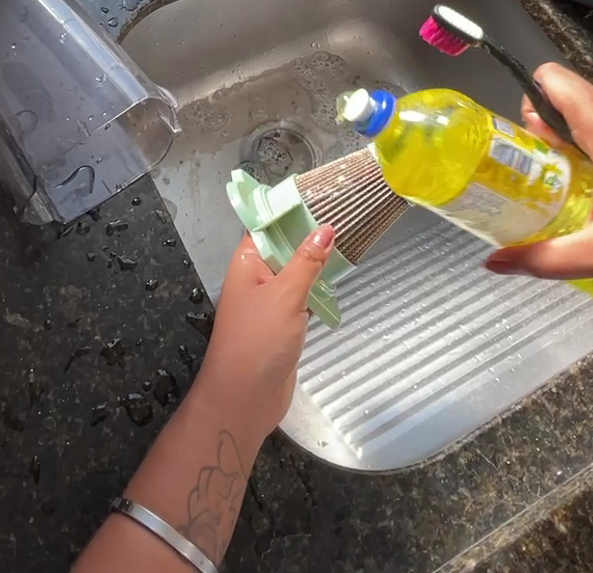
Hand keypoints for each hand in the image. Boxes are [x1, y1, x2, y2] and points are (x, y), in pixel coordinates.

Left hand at [190, 228, 333, 437]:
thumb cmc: (258, 340)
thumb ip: (307, 261)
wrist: (245, 398)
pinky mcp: (281, 322)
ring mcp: (268, 300)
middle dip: (308, 234)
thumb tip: (326, 228)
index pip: (267, 224)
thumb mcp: (286, 294)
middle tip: (344, 214)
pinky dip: (316, 287)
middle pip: (283, 246)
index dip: (290, 209)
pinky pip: (300, 295)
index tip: (320, 194)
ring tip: (347, 240)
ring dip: (314, 261)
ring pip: (294, 271)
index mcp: (247, 261)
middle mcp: (255, 275)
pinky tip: (336, 279)